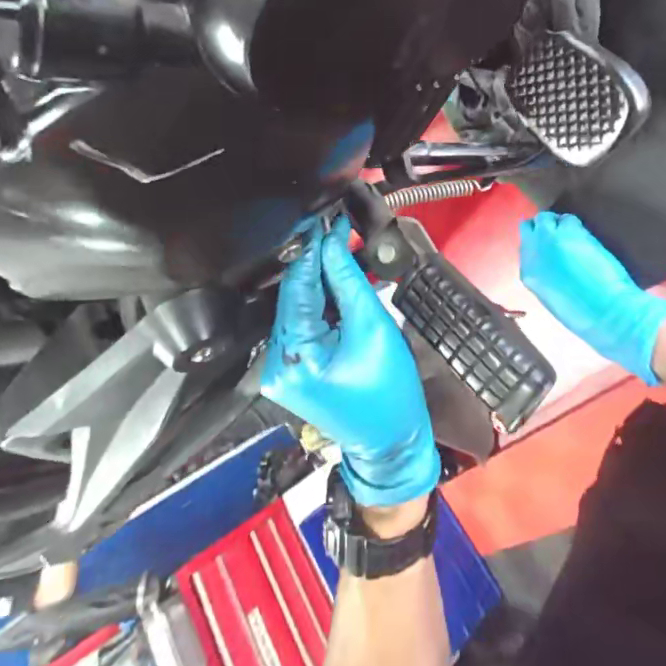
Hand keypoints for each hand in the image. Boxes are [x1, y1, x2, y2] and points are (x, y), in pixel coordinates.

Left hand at [262, 219, 439, 506]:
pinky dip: (317, 304)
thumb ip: (348, 282)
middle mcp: (274, 363)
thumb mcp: (374, 329)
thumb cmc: (390, 396)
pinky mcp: (288, 370)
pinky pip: (299, 325)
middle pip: (291, 296)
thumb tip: (334, 244)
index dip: (314, 249)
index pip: (298, 286)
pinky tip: (333, 285)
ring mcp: (277, 369)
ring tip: (337, 252)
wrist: (390, 444)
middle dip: (315, 262)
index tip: (328, 222)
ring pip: (294, 308)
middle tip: (334, 231)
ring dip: (317, 281)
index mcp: (293, 356)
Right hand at [519, 212, 665, 384]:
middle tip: (558, 233)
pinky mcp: (570, 232)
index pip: (525, 251)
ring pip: (545, 218)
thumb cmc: (583, 315)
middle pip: (528, 228)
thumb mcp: (553, 298)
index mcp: (528, 275)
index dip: (537, 246)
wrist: (607, 313)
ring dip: (557, 223)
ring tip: (573, 232)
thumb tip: (551, 264)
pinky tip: (587, 235)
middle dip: (541, 228)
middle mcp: (532, 254)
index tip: (549, 247)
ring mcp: (549, 240)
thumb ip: (545, 277)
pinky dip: (575, 224)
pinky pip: (568, 219)